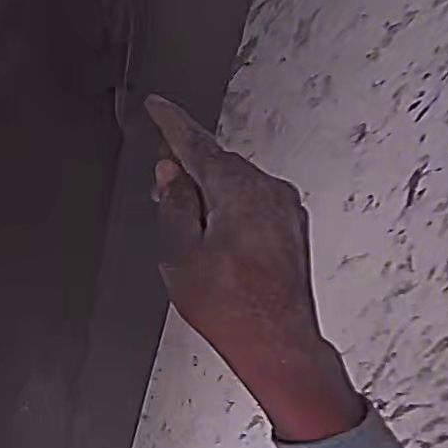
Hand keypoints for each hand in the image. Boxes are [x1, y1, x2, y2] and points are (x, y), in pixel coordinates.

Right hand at [145, 94, 364, 442]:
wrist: (277, 341)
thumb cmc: (231, 306)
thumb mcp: (181, 255)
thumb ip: (175, 206)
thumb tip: (172, 174)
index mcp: (239, 192)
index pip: (197, 145)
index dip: (172, 123)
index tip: (158, 105)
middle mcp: (269, 192)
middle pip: (219, 164)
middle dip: (186, 168)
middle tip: (160, 184)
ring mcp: (284, 210)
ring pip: (235, 183)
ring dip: (206, 192)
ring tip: (183, 220)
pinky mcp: (290, 228)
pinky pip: (251, 201)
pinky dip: (226, 206)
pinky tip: (212, 230)